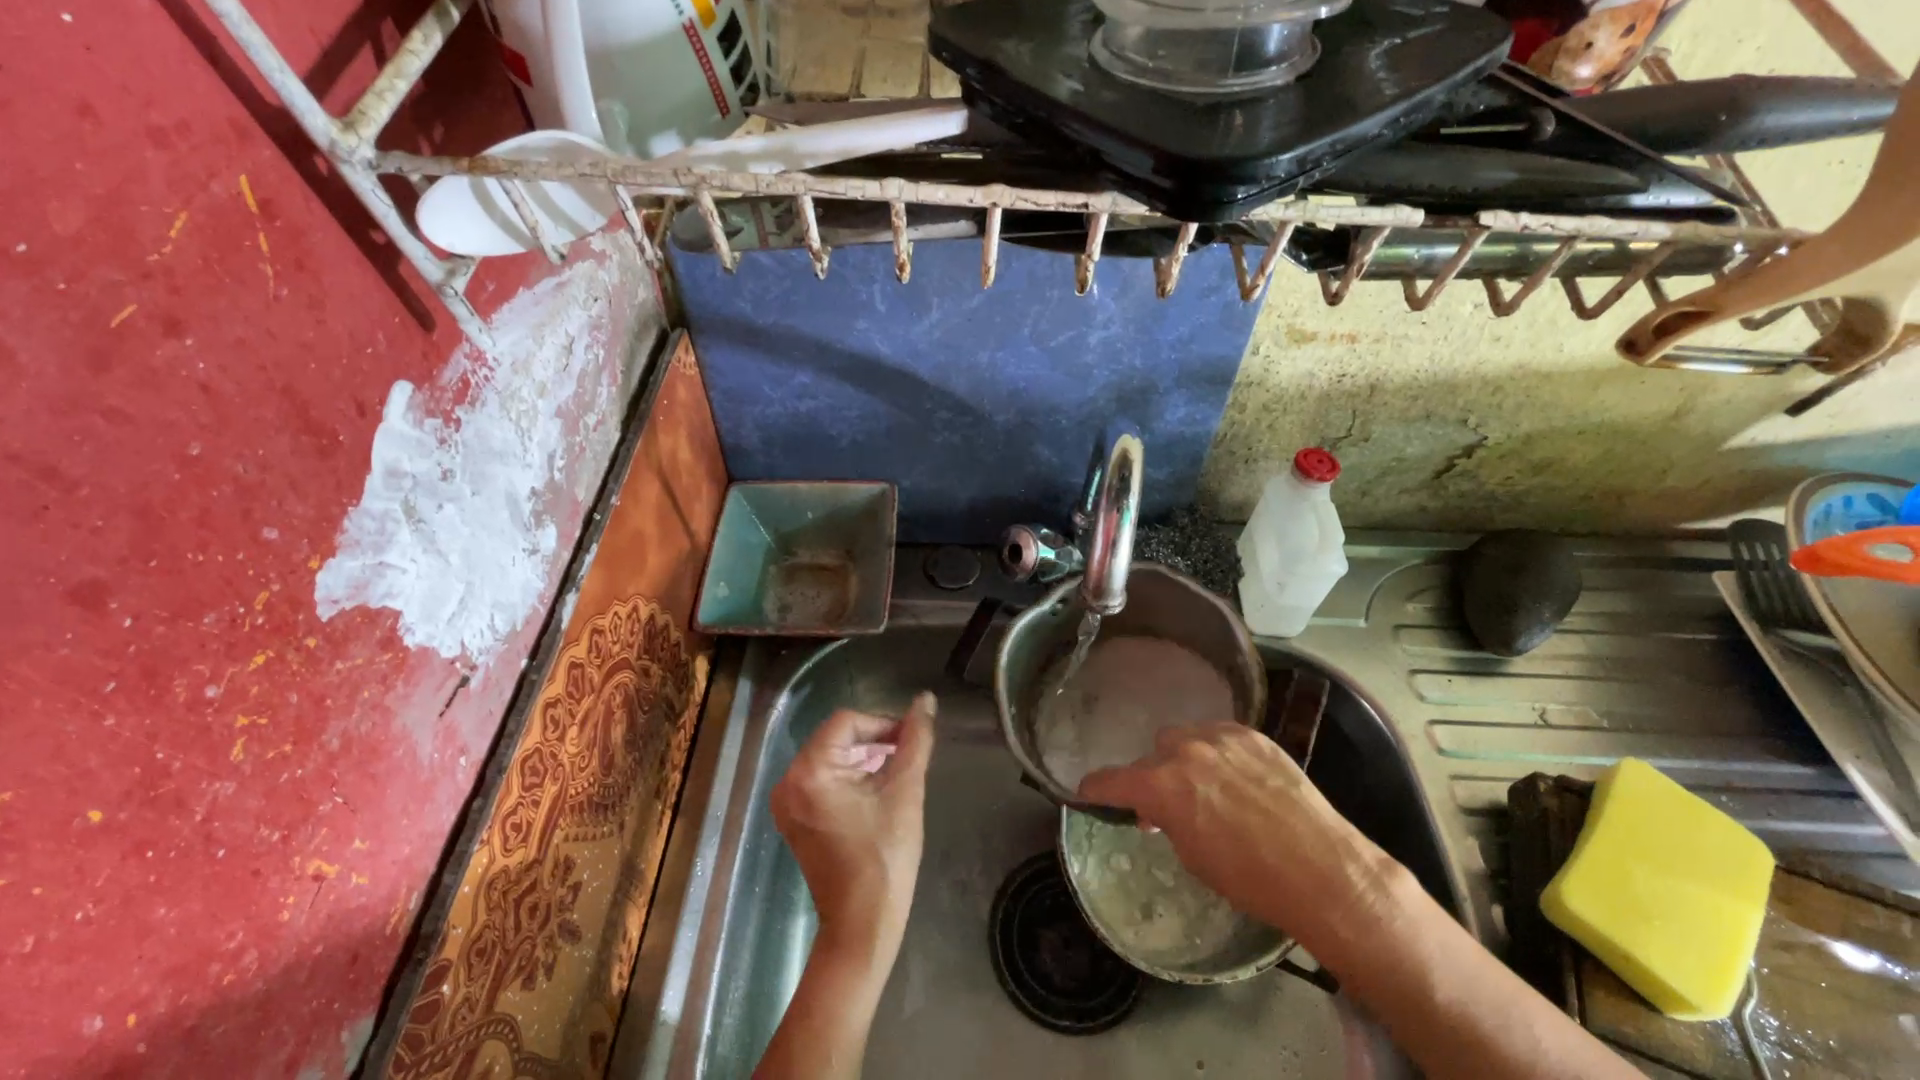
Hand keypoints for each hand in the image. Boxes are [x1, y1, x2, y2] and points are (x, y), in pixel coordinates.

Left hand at [772, 692, 936, 962]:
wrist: (862, 923)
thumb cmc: (886, 856)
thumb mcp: (905, 791)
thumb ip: (915, 740)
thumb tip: (925, 700)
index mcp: (809, 771)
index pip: (847, 722)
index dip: (883, 723)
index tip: (912, 740)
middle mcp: (788, 782)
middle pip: (836, 739)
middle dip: (874, 742)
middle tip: (908, 757)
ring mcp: (787, 804)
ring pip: (830, 760)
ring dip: (864, 760)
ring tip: (897, 776)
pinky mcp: (795, 821)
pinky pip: (822, 783)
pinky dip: (849, 780)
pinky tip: (877, 793)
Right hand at [1076, 723, 1404, 960]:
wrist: (1321, 869)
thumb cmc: (1250, 878)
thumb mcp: (1191, 856)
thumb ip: (1166, 820)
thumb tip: (1161, 810)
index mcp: (1162, 786)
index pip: (1111, 780)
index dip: (1095, 788)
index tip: (1087, 792)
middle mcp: (1187, 752)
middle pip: (1152, 754)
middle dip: (1154, 777)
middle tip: (1169, 805)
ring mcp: (1224, 739)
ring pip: (1186, 738)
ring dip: (1186, 759)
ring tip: (1206, 787)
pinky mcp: (1256, 737)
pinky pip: (1221, 736)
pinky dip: (1218, 753)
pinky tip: (1236, 778)